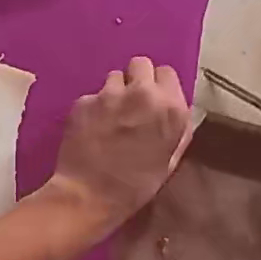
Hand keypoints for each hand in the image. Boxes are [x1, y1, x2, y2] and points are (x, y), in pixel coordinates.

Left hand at [47, 56, 194, 227]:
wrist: (88, 196)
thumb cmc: (134, 187)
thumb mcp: (168, 161)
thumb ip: (177, 129)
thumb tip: (176, 110)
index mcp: (171, 109)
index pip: (166, 73)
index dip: (157, 86)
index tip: (148, 101)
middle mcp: (143, 94)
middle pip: (141, 64)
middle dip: (135, 79)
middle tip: (128, 103)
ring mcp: (110, 95)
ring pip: (113, 77)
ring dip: (112, 93)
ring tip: (107, 118)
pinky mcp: (83, 102)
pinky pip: (90, 96)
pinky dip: (90, 108)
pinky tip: (88, 129)